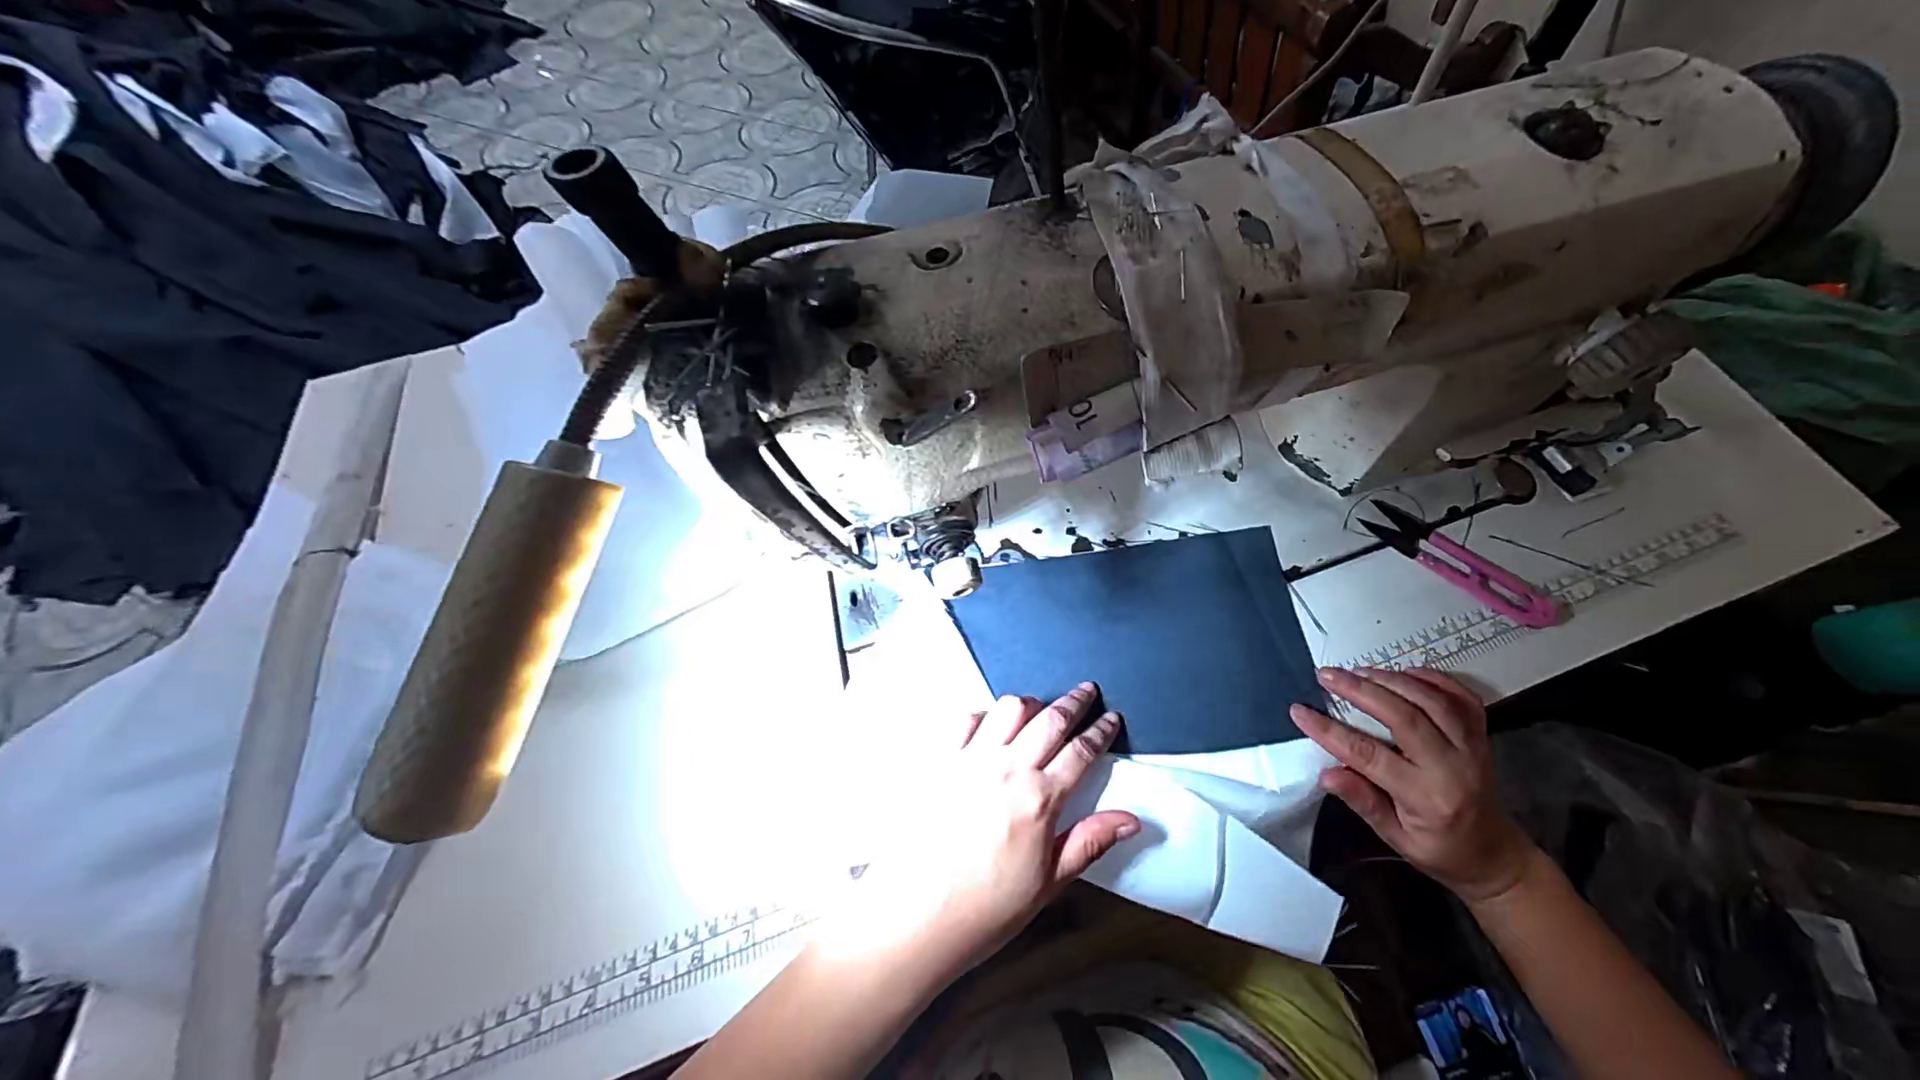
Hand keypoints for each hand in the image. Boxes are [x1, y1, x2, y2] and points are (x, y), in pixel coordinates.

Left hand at [816, 683, 1136, 980]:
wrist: (917, 916)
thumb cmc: (984, 908)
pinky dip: (984, 714)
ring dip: (1031, 703)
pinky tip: (990, 724)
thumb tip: (1130, 820)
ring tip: (1040, 708)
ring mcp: (970, 760)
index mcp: (1039, 800)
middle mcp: (1007, 769)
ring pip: (1009, 708)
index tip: (1110, 719)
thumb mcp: (1048, 883)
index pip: (1081, 751)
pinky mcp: (940, 761)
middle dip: (1075, 701)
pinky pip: (966, 719)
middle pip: (1051, 718)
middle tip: (1086, 692)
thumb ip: (1089, 842)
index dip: (1101, 731)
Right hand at [1291, 667, 1536, 902]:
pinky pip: (1460, 698)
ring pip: (1431, 701)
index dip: (1329, 730)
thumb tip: (1327, 774)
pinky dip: (1432, 679)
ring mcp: (1472, 749)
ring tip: (1356, 671)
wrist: (1497, 856)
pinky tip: (1403, 672)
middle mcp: (1453, 768)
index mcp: (1427, 798)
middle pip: (1404, 716)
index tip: (1300, 712)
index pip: (1369, 755)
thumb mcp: (1396, 838)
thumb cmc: (1441, 850)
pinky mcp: (1481, 737)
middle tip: (1327, 676)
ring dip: (1390, 679)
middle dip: (1359, 691)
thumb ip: (1363, 801)